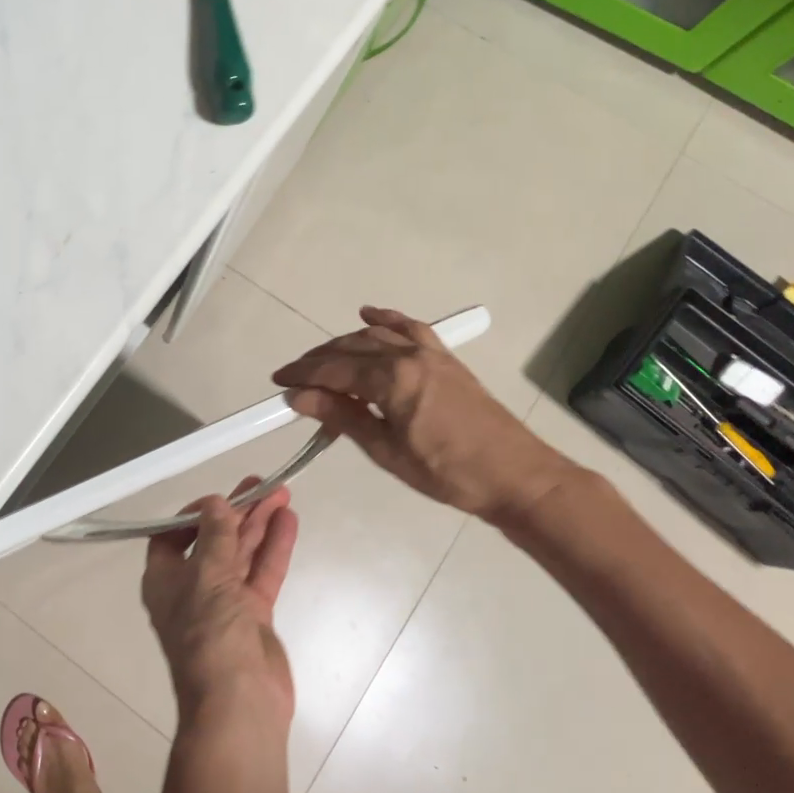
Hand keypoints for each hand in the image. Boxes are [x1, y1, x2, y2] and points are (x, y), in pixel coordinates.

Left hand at [141, 478, 297, 720]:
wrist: (238, 704)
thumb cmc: (209, 636)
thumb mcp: (207, 578)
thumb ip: (215, 538)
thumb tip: (215, 504)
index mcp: (164, 580)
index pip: (173, 536)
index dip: (195, 514)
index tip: (221, 498)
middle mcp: (191, 588)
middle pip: (214, 540)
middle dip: (237, 512)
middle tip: (263, 484)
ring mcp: (224, 603)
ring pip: (242, 554)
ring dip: (260, 525)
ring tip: (281, 493)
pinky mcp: (253, 616)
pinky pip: (263, 574)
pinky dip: (274, 549)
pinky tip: (288, 522)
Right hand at [272, 306, 581, 524]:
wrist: (515, 476)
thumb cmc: (446, 472)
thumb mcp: (386, 451)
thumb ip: (342, 417)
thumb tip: (299, 397)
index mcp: (392, 380)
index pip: (333, 370)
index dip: (302, 375)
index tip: (278, 382)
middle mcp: (408, 356)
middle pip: (350, 349)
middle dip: (317, 361)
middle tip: (294, 378)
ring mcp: (430, 354)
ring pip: (376, 337)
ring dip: (344, 345)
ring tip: (322, 361)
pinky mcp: (447, 359)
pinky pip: (411, 329)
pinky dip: (387, 321)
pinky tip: (369, 316)